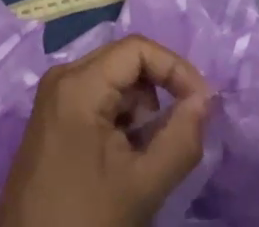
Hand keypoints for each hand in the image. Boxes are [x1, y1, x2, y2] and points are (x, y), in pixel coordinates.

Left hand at [0, 35, 210, 226]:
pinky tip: (126, 156)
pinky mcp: (52, 117)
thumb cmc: (86, 217)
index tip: (203, 104)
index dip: (176, 68)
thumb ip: (182, 138)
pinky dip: (121, 119)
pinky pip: (97, 99)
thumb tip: (205, 99)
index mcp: (78, 83)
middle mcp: (62, 77)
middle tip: (180, 129)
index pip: (138, 48)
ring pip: (113, 81)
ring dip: (141, 109)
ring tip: (146, 153)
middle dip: (160, 90)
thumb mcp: (144, 183)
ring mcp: (54, 97)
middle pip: (125, 61)